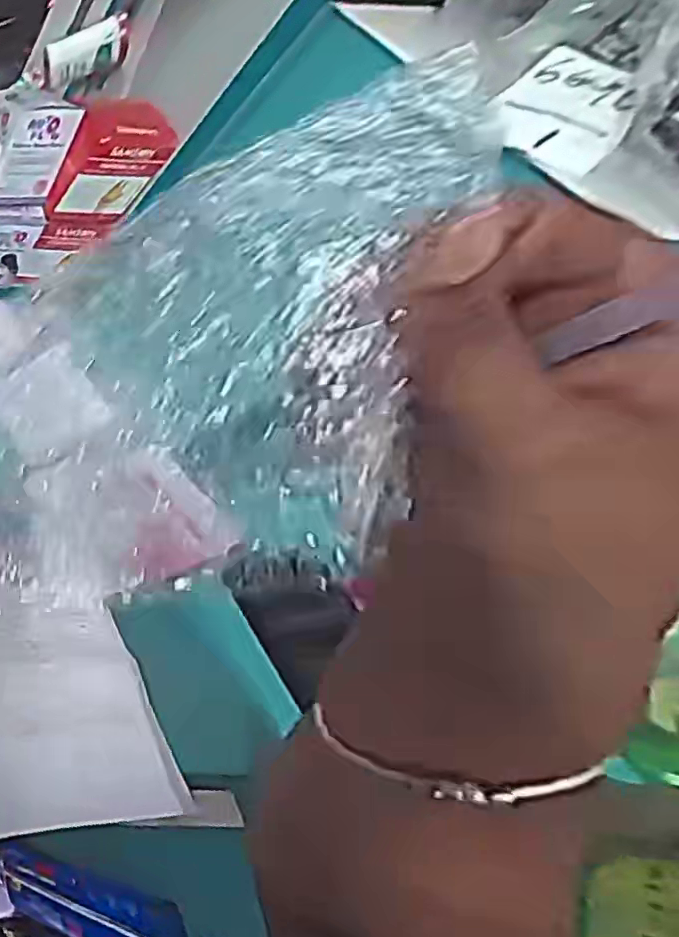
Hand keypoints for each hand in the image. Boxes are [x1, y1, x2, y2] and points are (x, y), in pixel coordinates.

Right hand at [324, 195, 678, 778]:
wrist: (475, 662)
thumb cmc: (535, 563)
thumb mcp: (511, 444)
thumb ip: (467, 341)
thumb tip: (430, 235)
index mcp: (660, 336)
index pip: (559, 237)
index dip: (470, 252)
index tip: (390, 300)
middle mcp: (587, 350)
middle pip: (481, 276)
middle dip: (404, 308)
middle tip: (347, 359)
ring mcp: (507, 390)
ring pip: (423, 326)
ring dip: (366, 353)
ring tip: (332, 397)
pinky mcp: (444, 426)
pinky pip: (393, 374)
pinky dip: (352, 384)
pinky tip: (329, 416)